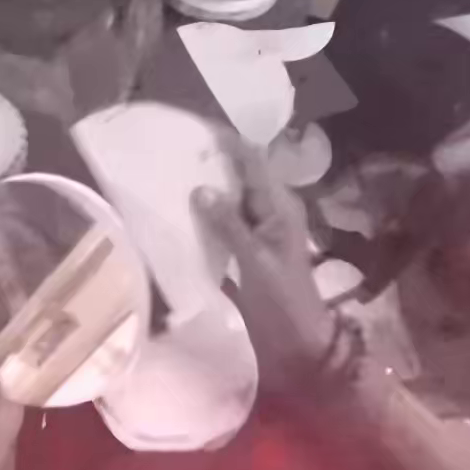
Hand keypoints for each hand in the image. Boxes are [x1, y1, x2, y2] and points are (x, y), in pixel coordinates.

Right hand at [191, 137, 338, 388]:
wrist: (297, 344)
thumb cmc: (283, 300)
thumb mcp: (256, 261)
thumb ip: (229, 224)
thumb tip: (200, 189)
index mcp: (280, 208)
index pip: (254, 162)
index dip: (230, 142)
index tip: (198, 125)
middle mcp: (270, 212)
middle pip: (241, 176)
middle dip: (213, 161)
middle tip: (176, 147)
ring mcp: (257, 230)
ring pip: (230, 198)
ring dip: (207, 186)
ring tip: (172, 172)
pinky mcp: (244, 248)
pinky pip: (223, 221)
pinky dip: (205, 213)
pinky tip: (180, 210)